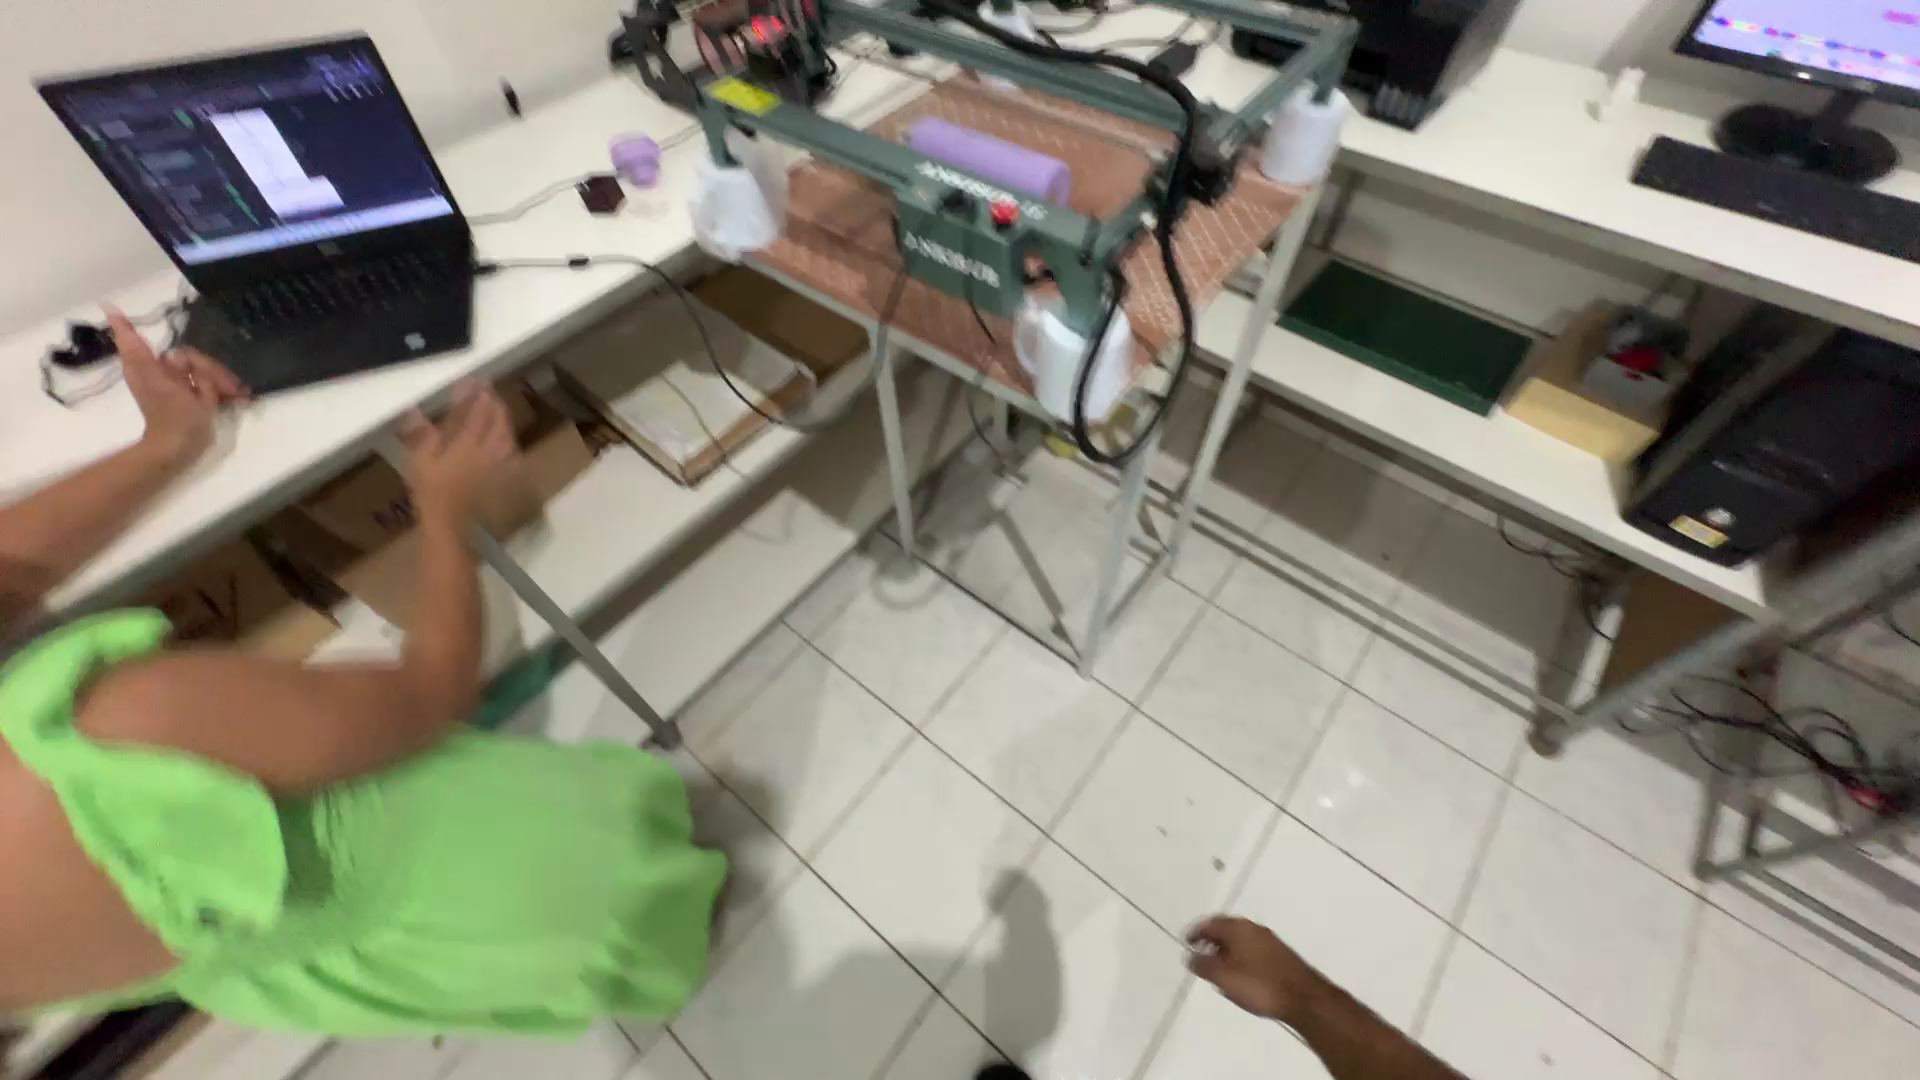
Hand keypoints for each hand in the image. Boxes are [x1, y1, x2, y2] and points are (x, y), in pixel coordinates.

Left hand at [109, 308, 246, 469]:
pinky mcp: (191, 394)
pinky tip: (238, 396)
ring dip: (221, 380)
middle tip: (228, 386)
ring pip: (202, 369)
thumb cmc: (176, 419)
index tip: (111, 308)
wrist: (181, 447)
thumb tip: (148, 341)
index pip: (134, 342)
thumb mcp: (172, 389)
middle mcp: (160, 372)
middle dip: (209, 368)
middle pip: (188, 357)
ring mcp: (176, 384)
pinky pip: (207, 381)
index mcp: (148, 369)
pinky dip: (221, 387)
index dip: (126, 326)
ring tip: (237, 395)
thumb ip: (165, 364)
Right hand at [400, 381, 517, 526]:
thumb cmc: (432, 491)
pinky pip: (509, 448)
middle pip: (498, 420)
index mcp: (468, 444)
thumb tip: (414, 411)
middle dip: (494, 403)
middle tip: (488, 390)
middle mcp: (489, 450)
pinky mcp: (503, 474)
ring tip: (496, 407)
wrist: (452, 520)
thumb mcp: (420, 461)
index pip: (476, 413)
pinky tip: (503, 435)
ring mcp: (499, 462)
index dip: (476, 396)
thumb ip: (422, 435)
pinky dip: (506, 435)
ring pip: (507, 433)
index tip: (475, 381)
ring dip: (502, 417)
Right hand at [1186, 916, 1326, 1024]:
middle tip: (1202, 956)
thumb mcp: (1223, 977)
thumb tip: (1190, 957)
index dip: (1194, 933)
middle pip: (1225, 929)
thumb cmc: (1259, 985)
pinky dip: (1242, 957)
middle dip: (1211, 941)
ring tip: (1221, 969)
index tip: (1187, 943)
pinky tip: (1243, 974)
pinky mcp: (1281, 954)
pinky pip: (1253, 949)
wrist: (1305, 999)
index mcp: (1235, 927)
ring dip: (1227, 950)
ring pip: (1240, 940)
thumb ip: (1202, 965)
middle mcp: (1252, 927)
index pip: (1208, 923)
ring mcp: (1269, 939)